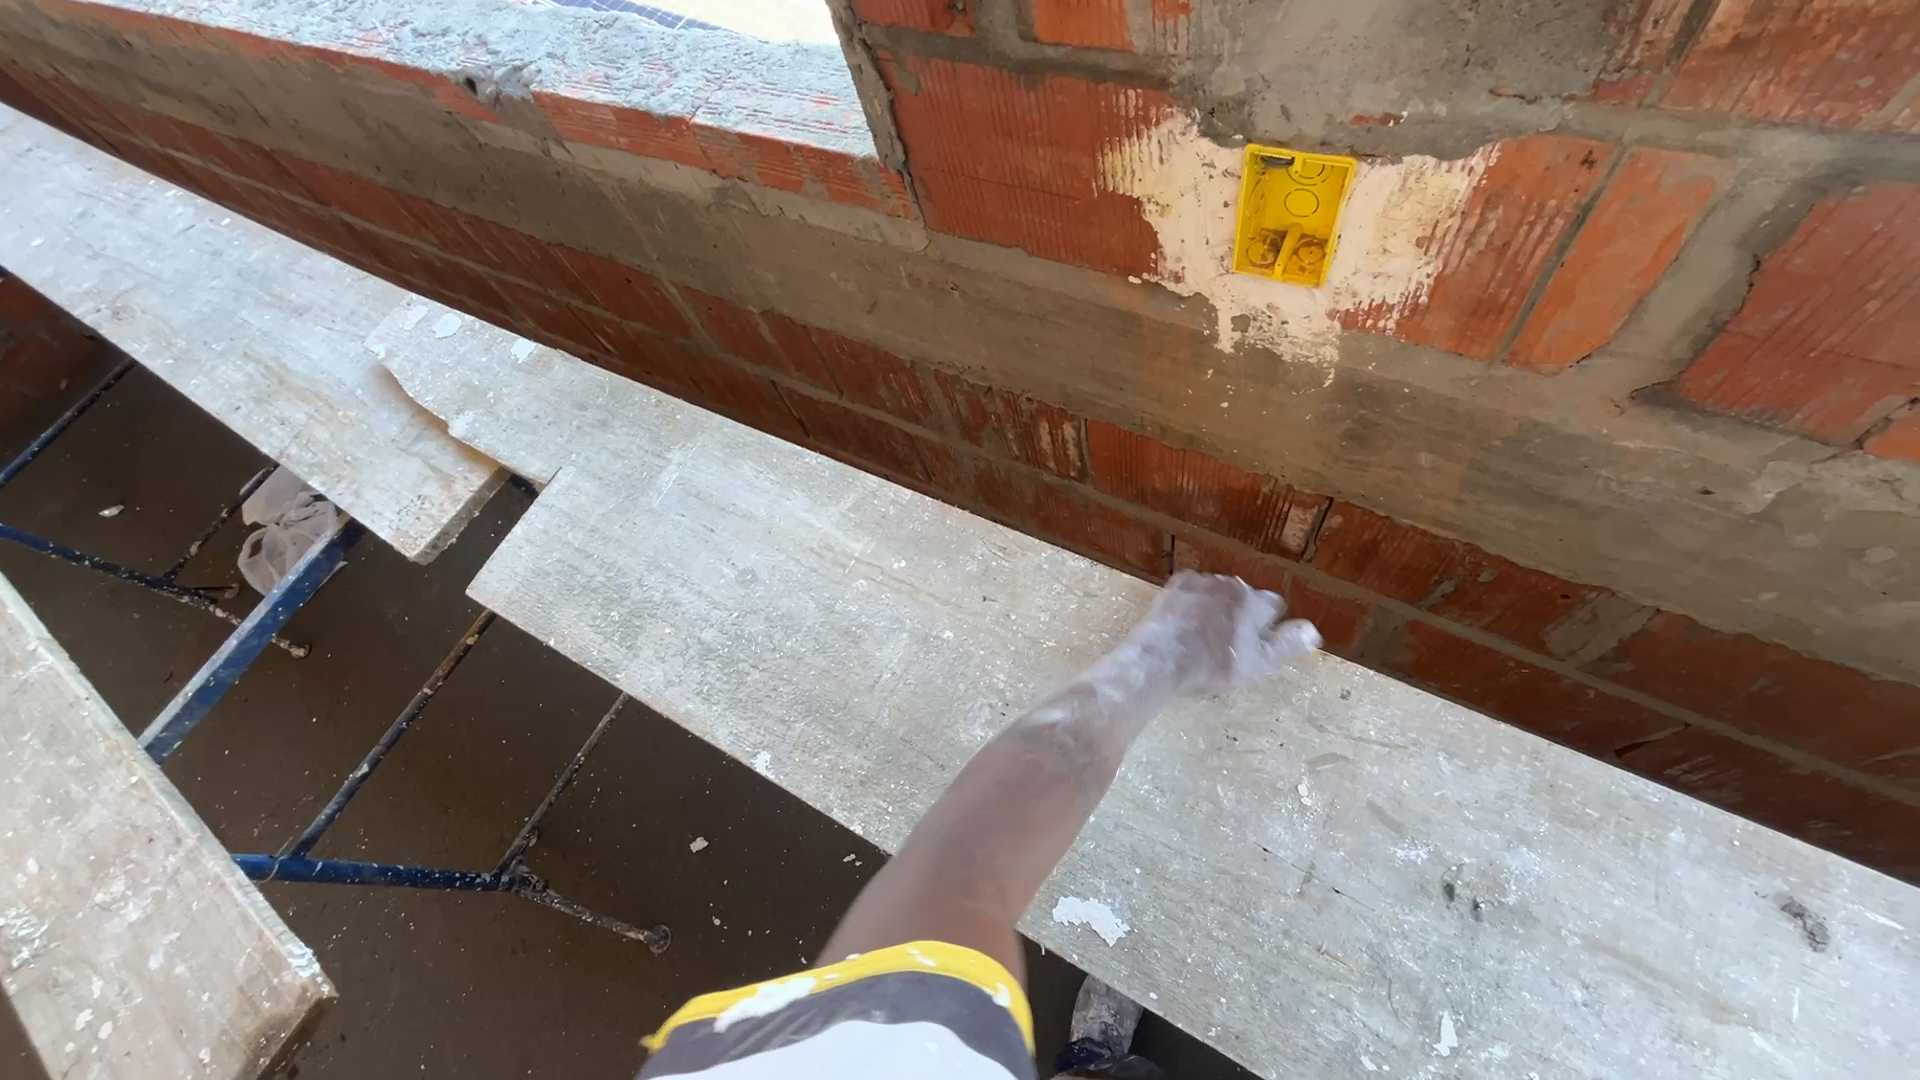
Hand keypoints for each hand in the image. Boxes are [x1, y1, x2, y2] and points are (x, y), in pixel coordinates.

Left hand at [1129, 571, 1319, 694]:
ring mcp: (1201, 582)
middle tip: (1227, 640)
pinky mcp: (1176, 584)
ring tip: (1204, 632)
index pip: (1274, 605)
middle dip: (1241, 613)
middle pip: (1245, 596)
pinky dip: (1193, 601)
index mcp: (1254, 601)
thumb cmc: (1214, 665)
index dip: (1268, 624)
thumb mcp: (1258, 662)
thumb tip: (1312, 630)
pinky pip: (1193, 589)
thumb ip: (1286, 643)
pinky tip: (1186, 620)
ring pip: (1218, 591)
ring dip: (1216, 605)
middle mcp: (1231, 584)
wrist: (1164, 658)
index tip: (1256, 641)